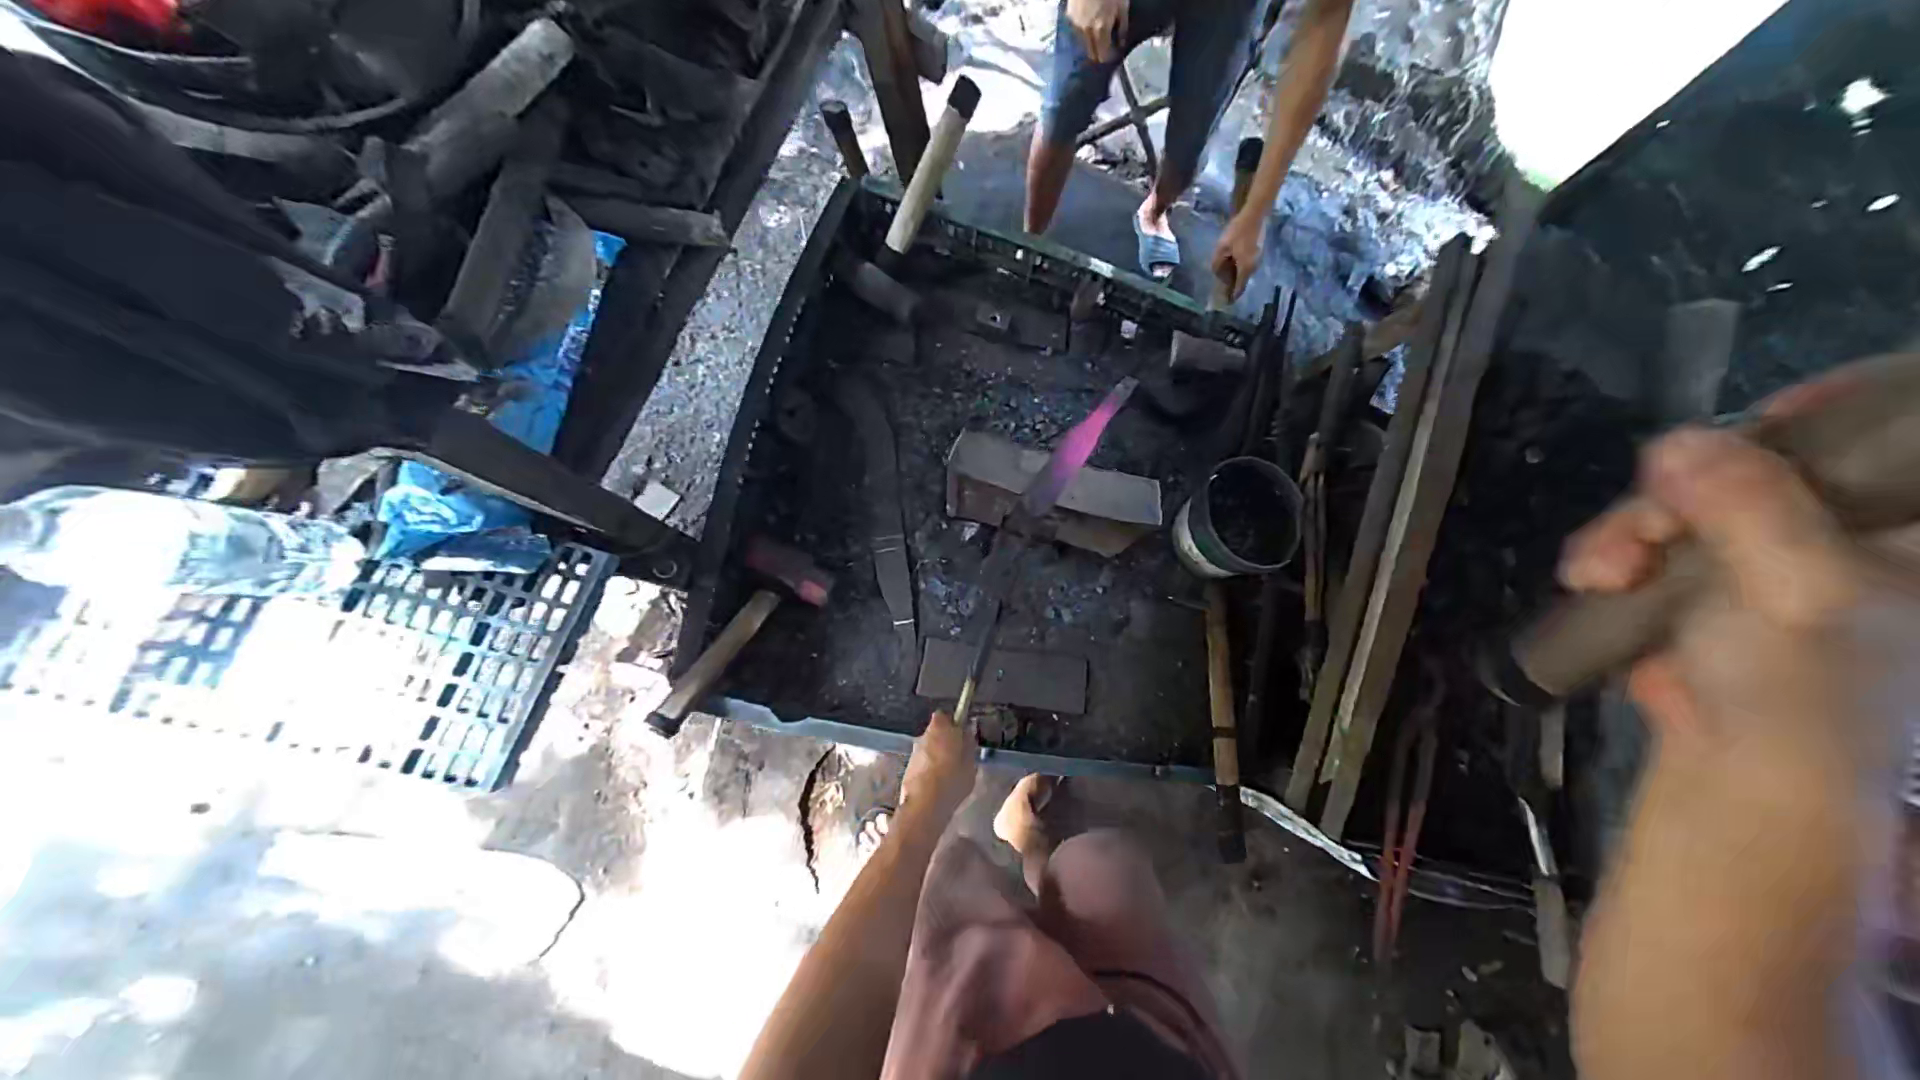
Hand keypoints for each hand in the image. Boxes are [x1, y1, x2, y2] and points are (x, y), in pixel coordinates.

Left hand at [900, 711, 977, 824]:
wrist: (924, 804)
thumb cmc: (952, 780)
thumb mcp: (970, 763)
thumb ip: (968, 745)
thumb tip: (967, 732)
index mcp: (942, 728)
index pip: (945, 715)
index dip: (953, 723)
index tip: (961, 735)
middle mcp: (925, 735)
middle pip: (936, 731)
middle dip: (945, 739)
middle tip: (958, 755)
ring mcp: (914, 751)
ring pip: (928, 746)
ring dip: (936, 753)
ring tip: (948, 772)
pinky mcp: (908, 766)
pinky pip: (922, 760)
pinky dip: (928, 766)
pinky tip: (936, 782)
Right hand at [1066, 0, 1126, 63]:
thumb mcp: (1122, 5)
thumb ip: (1122, 27)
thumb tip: (1121, 44)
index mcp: (1101, 30)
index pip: (1103, 56)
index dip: (1110, 57)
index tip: (1115, 53)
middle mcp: (1086, 32)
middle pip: (1092, 54)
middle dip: (1100, 53)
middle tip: (1107, 46)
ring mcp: (1076, 25)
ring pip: (1084, 45)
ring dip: (1091, 44)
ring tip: (1098, 35)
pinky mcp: (1070, 17)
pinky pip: (1078, 32)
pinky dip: (1084, 33)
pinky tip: (1089, 25)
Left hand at [1209, 213, 1261, 302]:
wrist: (1255, 213)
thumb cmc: (1237, 231)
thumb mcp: (1221, 249)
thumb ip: (1218, 265)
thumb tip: (1218, 275)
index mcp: (1245, 268)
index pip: (1239, 288)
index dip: (1232, 297)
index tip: (1226, 304)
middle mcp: (1254, 266)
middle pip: (1243, 281)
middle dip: (1233, 287)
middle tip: (1223, 292)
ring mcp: (1258, 258)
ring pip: (1245, 273)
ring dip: (1237, 277)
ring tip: (1226, 279)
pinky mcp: (1259, 250)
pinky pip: (1247, 265)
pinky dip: (1240, 268)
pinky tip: (1233, 264)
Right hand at [1558, 426, 1871, 756]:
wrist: (1740, 769)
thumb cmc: (1811, 689)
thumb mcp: (1798, 592)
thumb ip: (1749, 509)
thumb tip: (1676, 438)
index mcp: (1907, 524)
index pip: (1890, 425)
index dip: (1835, 406)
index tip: (1765, 421)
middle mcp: (1834, 523)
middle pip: (1751, 459)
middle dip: (1676, 492)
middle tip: (1644, 532)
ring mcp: (1753, 548)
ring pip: (1677, 497)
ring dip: (1625, 530)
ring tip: (1600, 573)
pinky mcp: (1688, 573)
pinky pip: (1639, 534)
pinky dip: (1606, 552)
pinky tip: (1591, 579)